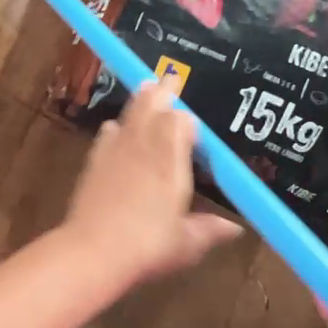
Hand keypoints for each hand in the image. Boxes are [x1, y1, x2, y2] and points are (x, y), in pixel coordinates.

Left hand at [61, 83, 242, 284]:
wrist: (93, 248)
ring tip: (146, 89)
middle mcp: (142, 146)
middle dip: (162, 92)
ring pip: (129, 114)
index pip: (180, 121)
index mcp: (169, 159)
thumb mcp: (186, 243)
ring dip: (140, 101)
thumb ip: (209, 230)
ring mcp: (115, 150)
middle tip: (170, 79)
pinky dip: (117, 127)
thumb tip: (235, 229)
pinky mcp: (94, 160)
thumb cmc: (148, 246)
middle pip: (152, 106)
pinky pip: (108, 132)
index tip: (195, 129)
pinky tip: (117, 130)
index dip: (188, 121)